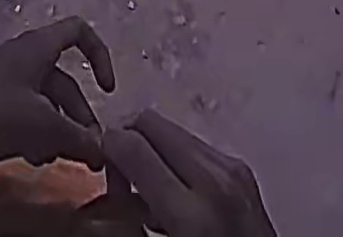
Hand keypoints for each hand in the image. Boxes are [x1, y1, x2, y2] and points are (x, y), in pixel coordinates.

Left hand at [0, 17, 115, 201]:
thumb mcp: (41, 124)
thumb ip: (77, 137)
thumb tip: (103, 150)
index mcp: (36, 48)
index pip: (77, 31)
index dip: (99, 54)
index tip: (108, 89)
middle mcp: (23, 58)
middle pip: (64, 79)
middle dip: (79, 114)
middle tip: (90, 153)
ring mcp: (5, 80)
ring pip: (45, 101)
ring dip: (57, 129)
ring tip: (58, 157)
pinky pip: (25, 114)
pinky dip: (36, 134)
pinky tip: (32, 157)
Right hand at [104, 111, 275, 236]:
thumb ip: (127, 221)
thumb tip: (101, 190)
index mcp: (192, 215)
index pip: (131, 144)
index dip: (107, 149)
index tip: (102, 168)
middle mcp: (215, 181)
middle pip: (149, 122)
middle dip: (126, 139)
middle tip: (120, 175)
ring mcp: (233, 171)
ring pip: (170, 127)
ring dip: (150, 148)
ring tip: (146, 188)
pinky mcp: (242, 170)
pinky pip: (192, 143)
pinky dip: (173, 156)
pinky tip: (174, 191)